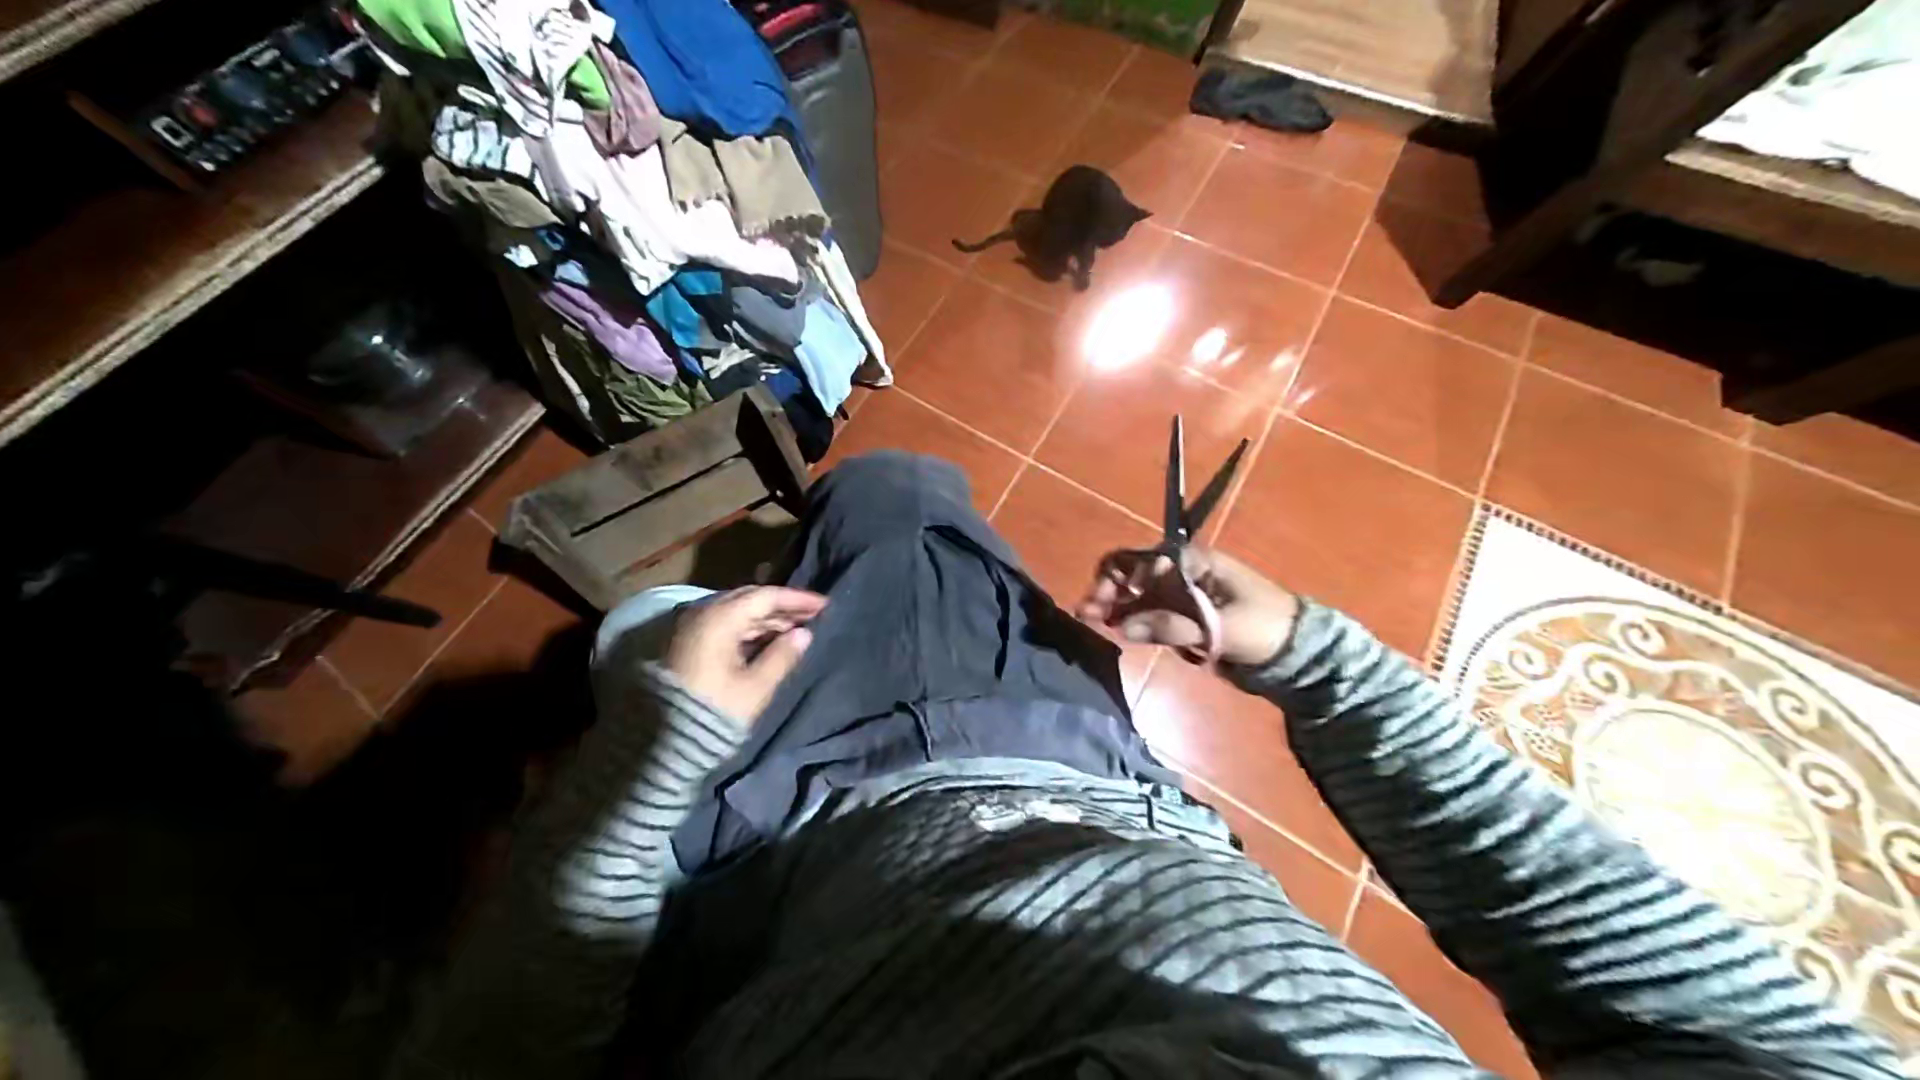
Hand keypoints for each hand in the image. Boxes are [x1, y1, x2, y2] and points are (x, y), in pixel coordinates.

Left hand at [665, 586, 826, 724]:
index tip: (824, 605)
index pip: (765, 597)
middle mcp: (703, 614)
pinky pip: (726, 624)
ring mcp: (693, 628)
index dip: (797, 599)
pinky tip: (770, 637)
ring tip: (796, 627)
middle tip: (812, 613)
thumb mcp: (756, 686)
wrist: (662, 741)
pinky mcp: (689, 644)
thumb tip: (804, 634)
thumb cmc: (716, 711)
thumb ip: (783, 656)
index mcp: (720, 619)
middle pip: (749, 598)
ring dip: (767, 617)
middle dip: (782, 605)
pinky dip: (750, 627)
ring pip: (737, 611)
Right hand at [1077, 546, 1298, 667]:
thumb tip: (1123, 626)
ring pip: (1137, 593)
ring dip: (1115, 605)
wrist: (1296, 652)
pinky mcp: (1183, 615)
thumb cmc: (1263, 628)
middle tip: (1084, 613)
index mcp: (1193, 562)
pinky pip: (1149, 612)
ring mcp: (1181, 594)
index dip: (1115, 580)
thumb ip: (1171, 626)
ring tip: (1091, 621)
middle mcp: (1181, 572)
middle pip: (1133, 573)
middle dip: (1107, 590)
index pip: (1142, 562)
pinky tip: (1116, 628)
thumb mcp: (1220, 628)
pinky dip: (1131, 618)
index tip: (1101, 606)